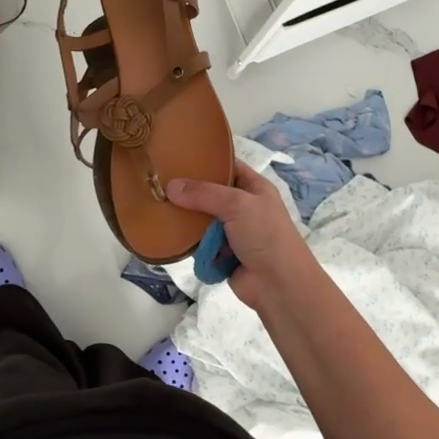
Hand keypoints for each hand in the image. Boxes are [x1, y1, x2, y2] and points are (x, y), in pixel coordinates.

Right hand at [166, 160, 316, 310]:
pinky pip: (201, 244)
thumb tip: (170, 186)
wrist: (278, 283)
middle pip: (211, 195)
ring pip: (204, 221)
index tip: (178, 155)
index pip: (229, 166)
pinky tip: (171, 235)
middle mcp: (244, 208)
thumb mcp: (237, 205)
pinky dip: (191, 243)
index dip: (208, 160)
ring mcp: (233, 233)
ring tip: (160, 209)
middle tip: (160, 183)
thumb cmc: (264, 235)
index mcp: (255, 188)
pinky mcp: (223, 256)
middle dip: (190, 192)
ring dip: (188, 220)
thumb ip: (203, 194)